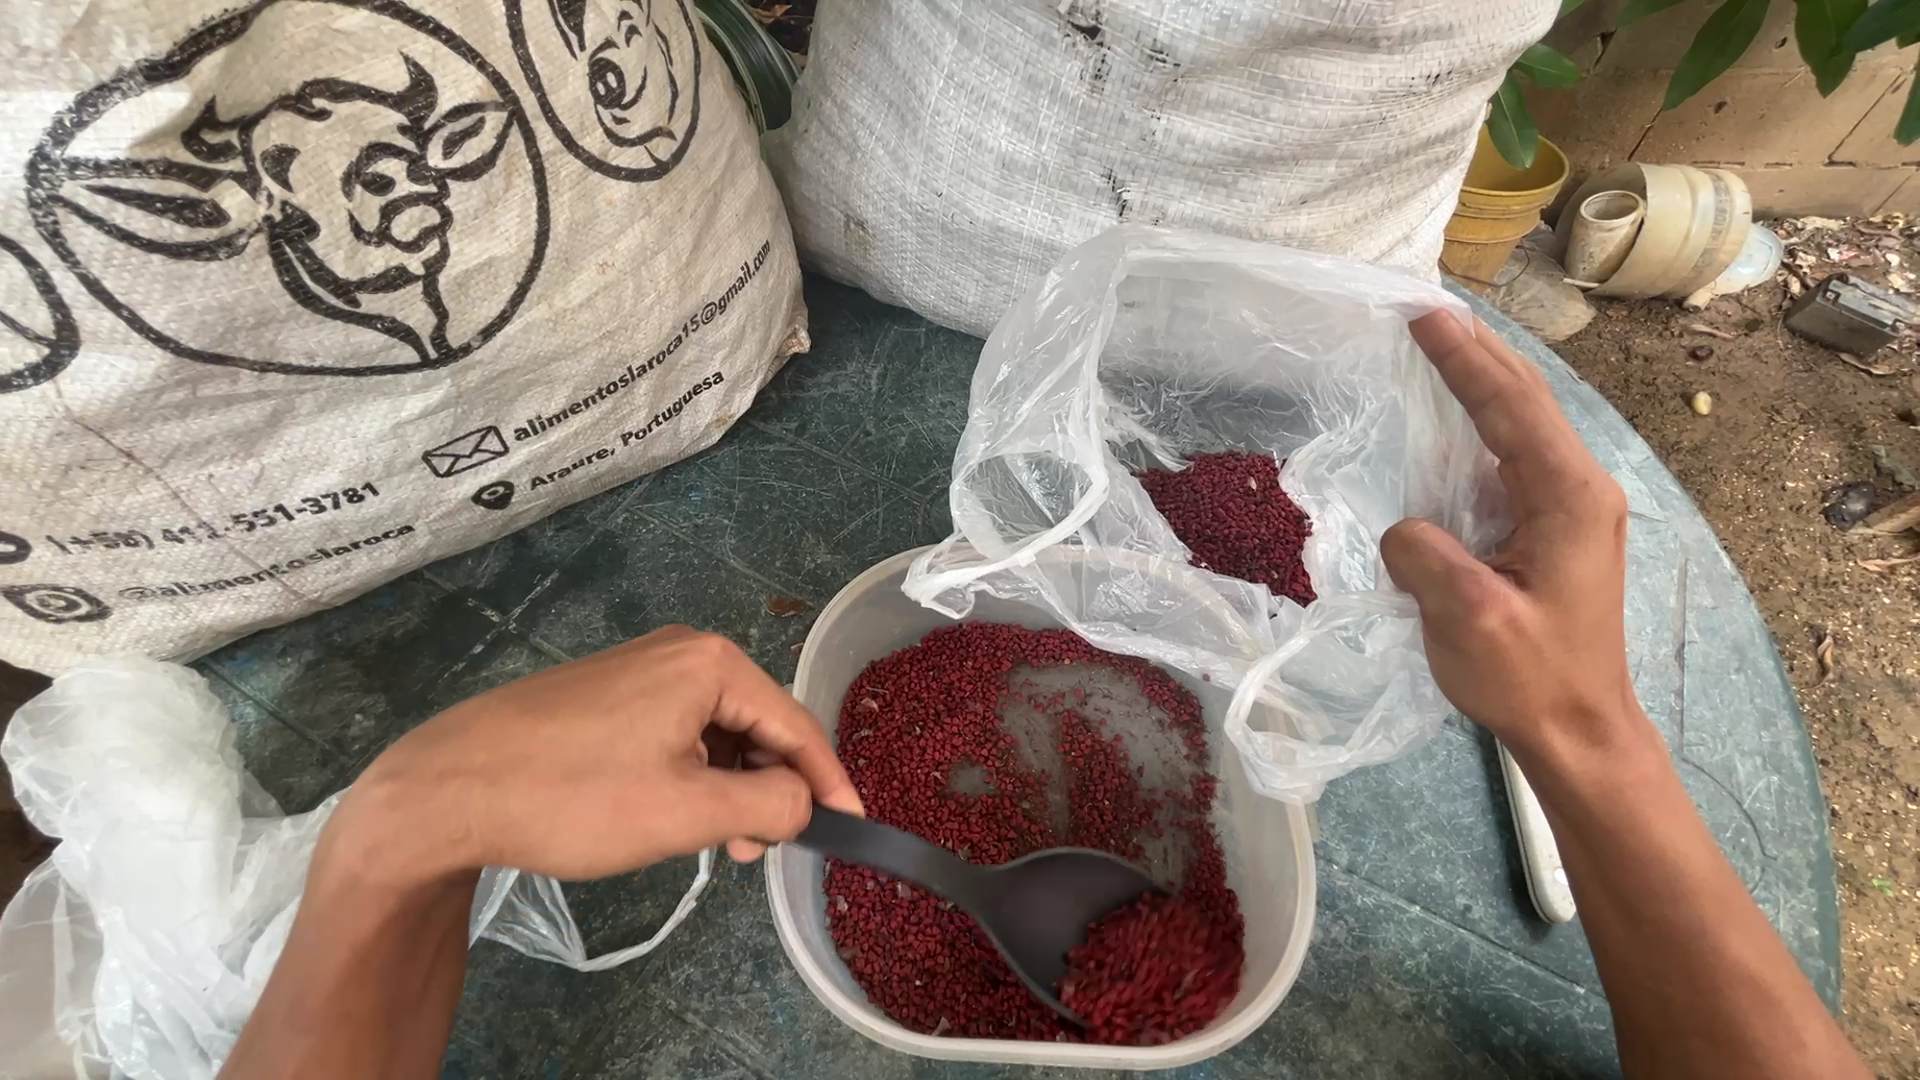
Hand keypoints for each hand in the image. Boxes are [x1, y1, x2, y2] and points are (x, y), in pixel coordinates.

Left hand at [336, 626, 862, 883]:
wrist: (442, 789)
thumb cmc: (576, 796)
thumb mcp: (687, 812)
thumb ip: (768, 805)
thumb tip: (804, 802)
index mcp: (713, 663)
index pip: (794, 722)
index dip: (827, 777)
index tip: (852, 821)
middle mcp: (686, 651)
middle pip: (756, 722)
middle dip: (771, 785)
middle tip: (768, 846)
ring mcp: (645, 666)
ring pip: (717, 728)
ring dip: (732, 784)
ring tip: (725, 841)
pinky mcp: (614, 689)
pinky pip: (680, 728)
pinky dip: (696, 771)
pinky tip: (683, 809)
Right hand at [1382, 313, 1644, 763]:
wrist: (1577, 725)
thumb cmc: (1528, 674)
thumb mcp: (1469, 617)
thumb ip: (1426, 554)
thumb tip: (1402, 525)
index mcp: (1567, 498)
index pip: (1511, 409)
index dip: (1464, 360)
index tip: (1423, 317)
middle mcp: (1576, 489)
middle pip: (1526, 400)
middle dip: (1477, 352)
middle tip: (1427, 312)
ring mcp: (1565, 506)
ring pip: (1520, 423)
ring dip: (1480, 378)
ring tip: (1439, 343)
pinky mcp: (1545, 526)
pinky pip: (1508, 455)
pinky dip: (1478, 420)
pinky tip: (1452, 413)